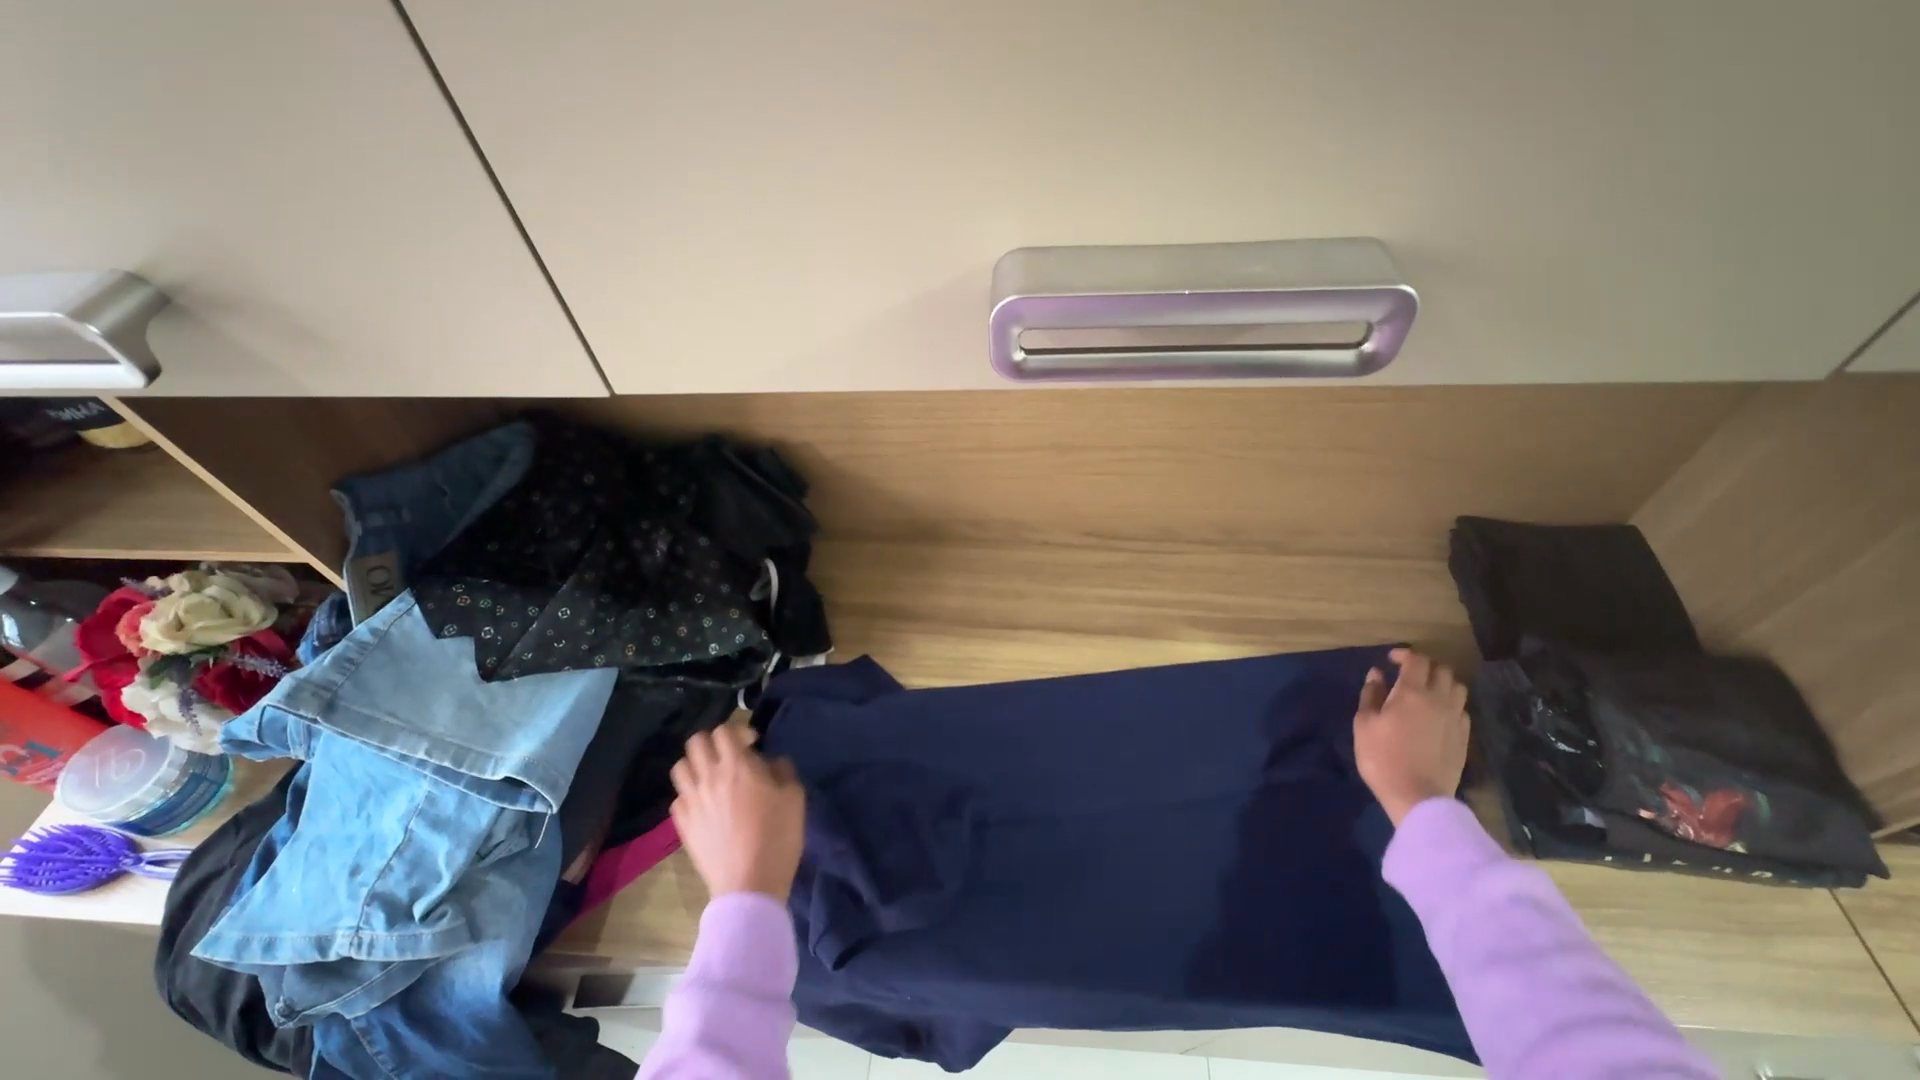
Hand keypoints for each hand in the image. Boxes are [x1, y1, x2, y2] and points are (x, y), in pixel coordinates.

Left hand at [670, 723, 806, 901]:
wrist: (749, 884)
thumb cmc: (777, 837)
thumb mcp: (794, 798)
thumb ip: (783, 770)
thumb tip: (771, 762)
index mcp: (736, 766)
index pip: (724, 731)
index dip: (739, 731)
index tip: (753, 745)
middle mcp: (708, 777)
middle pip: (695, 742)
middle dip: (713, 742)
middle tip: (730, 756)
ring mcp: (691, 801)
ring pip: (680, 767)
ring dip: (696, 765)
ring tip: (712, 778)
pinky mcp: (682, 825)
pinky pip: (678, 798)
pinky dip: (689, 794)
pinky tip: (704, 804)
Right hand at [1353, 648, 1469, 826]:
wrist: (1417, 796)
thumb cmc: (1382, 758)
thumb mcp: (1364, 724)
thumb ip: (1371, 695)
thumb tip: (1377, 674)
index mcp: (1412, 693)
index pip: (1417, 660)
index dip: (1405, 654)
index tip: (1391, 660)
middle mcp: (1439, 699)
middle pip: (1442, 670)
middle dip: (1425, 666)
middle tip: (1408, 674)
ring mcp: (1456, 718)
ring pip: (1457, 687)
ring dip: (1442, 683)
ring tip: (1427, 691)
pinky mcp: (1464, 736)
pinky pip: (1462, 709)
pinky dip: (1450, 703)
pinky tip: (1438, 714)